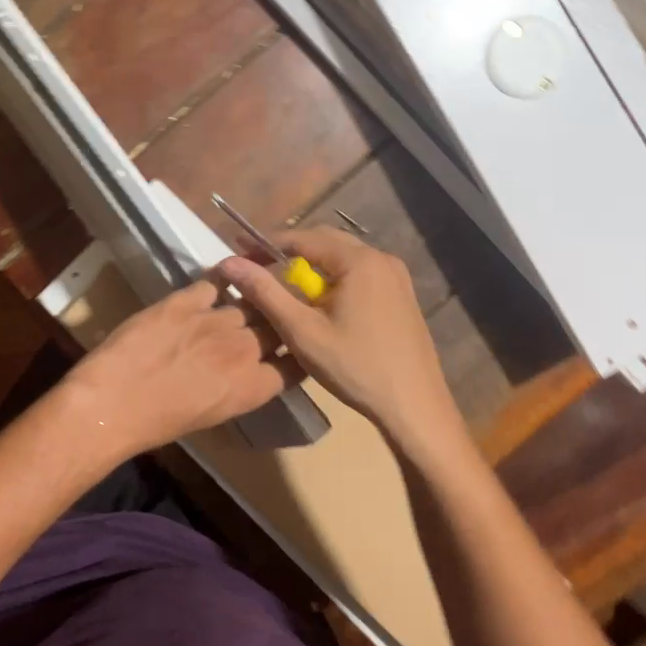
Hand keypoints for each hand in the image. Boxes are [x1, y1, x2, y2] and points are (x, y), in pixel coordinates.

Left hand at [59, 278, 293, 456]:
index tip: (289, 348)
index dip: (295, 353)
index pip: (295, 364)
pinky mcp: (185, 300)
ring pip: (246, 302)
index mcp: (252, 388)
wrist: (114, 401)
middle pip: (275, 327)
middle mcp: (243, 350)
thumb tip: (238, 372)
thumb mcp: (210, 414)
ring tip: (242, 297)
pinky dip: (218, 281)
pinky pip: (214, 282)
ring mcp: (216, 320)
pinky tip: (217, 280)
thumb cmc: (157, 424)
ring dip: (246, 303)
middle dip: (273, 323)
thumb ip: (235, 388)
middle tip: (265, 319)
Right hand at [219, 228, 467, 455]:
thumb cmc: (356, 368)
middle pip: (325, 242)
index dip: (267, 243)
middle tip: (258, 267)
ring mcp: (397, 277)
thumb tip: (230, 263)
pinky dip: (334, 279)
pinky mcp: (402, 295)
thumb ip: (265, 292)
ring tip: (284, 286)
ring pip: (343, 258)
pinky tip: (320, 303)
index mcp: (359, 261)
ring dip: (312, 266)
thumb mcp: (302, 331)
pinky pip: (359, 273)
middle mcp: (382, 259)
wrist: (415, 407)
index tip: (239, 251)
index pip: (303, 238)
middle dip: (289, 252)